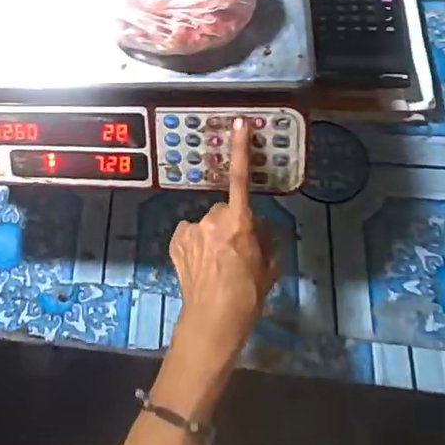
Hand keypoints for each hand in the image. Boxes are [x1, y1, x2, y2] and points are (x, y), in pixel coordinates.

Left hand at [168, 119, 277, 368]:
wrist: (212, 320)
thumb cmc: (247, 295)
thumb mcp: (269, 268)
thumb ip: (265, 240)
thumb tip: (260, 227)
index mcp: (239, 222)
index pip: (240, 178)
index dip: (241, 149)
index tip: (239, 124)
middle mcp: (211, 219)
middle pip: (224, 211)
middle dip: (230, 223)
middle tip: (237, 251)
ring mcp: (190, 229)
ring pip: (206, 224)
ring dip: (212, 236)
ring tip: (218, 265)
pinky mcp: (176, 241)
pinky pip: (190, 235)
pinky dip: (195, 244)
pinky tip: (201, 266)